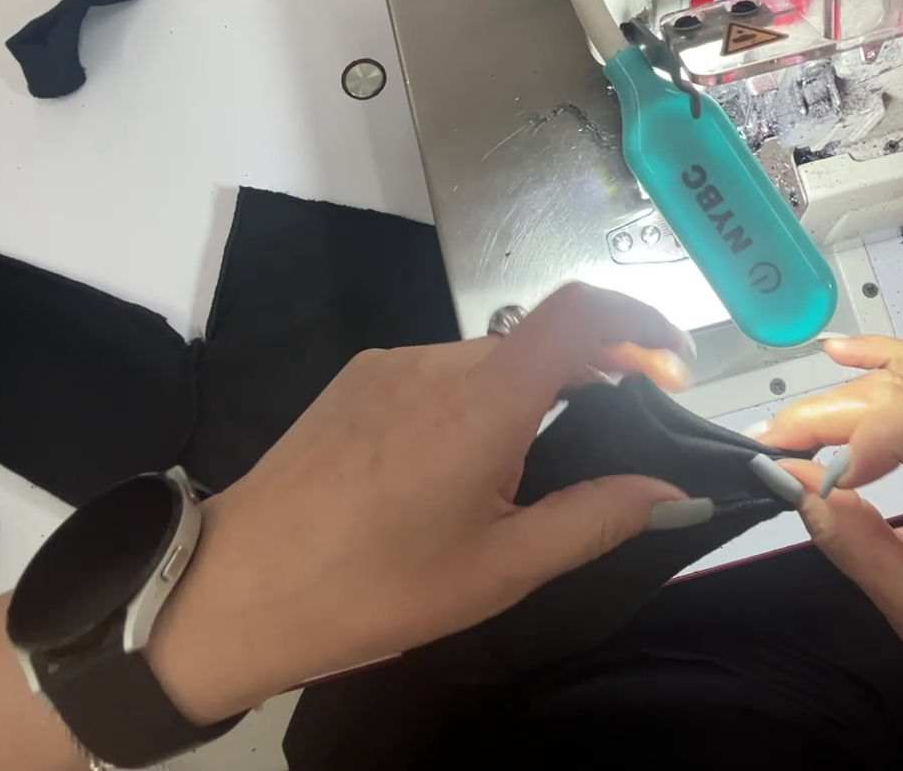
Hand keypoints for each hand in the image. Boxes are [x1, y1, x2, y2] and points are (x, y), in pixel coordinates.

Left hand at [144, 284, 695, 721]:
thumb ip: (594, 520)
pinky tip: (456, 456)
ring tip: (521, 462)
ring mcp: (395, 361)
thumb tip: (670, 492)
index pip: (577, 313)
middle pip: (541, 341)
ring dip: (531, 391)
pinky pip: (445, 369)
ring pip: (493, 357)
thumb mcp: (496, 570)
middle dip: (592, 371)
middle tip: (613, 427)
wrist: (231, 588)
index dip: (637, 316)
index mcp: (481, 405)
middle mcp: (440, 362)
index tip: (670, 356)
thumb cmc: (371, 589)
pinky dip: (480, 395)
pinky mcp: (364, 372)